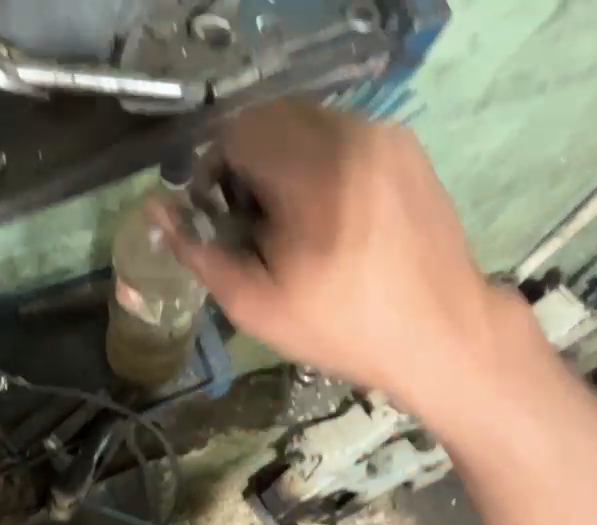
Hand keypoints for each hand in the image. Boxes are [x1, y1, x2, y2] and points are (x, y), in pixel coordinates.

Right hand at [156, 101, 518, 403]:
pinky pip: (337, 134)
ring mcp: (384, 136)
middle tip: (242, 217)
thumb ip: (198, 251)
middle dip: (241, 161)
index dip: (209, 170)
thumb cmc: (339, 327)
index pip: (235, 134)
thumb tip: (156, 212)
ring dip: (275, 160)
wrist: (440, 332)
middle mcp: (352, 138)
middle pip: (267, 119)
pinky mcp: (403, 147)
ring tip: (281, 218)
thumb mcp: (254, 304)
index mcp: (313, 175)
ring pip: (302, 123)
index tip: (212, 213)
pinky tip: (317, 213)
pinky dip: (311, 161)